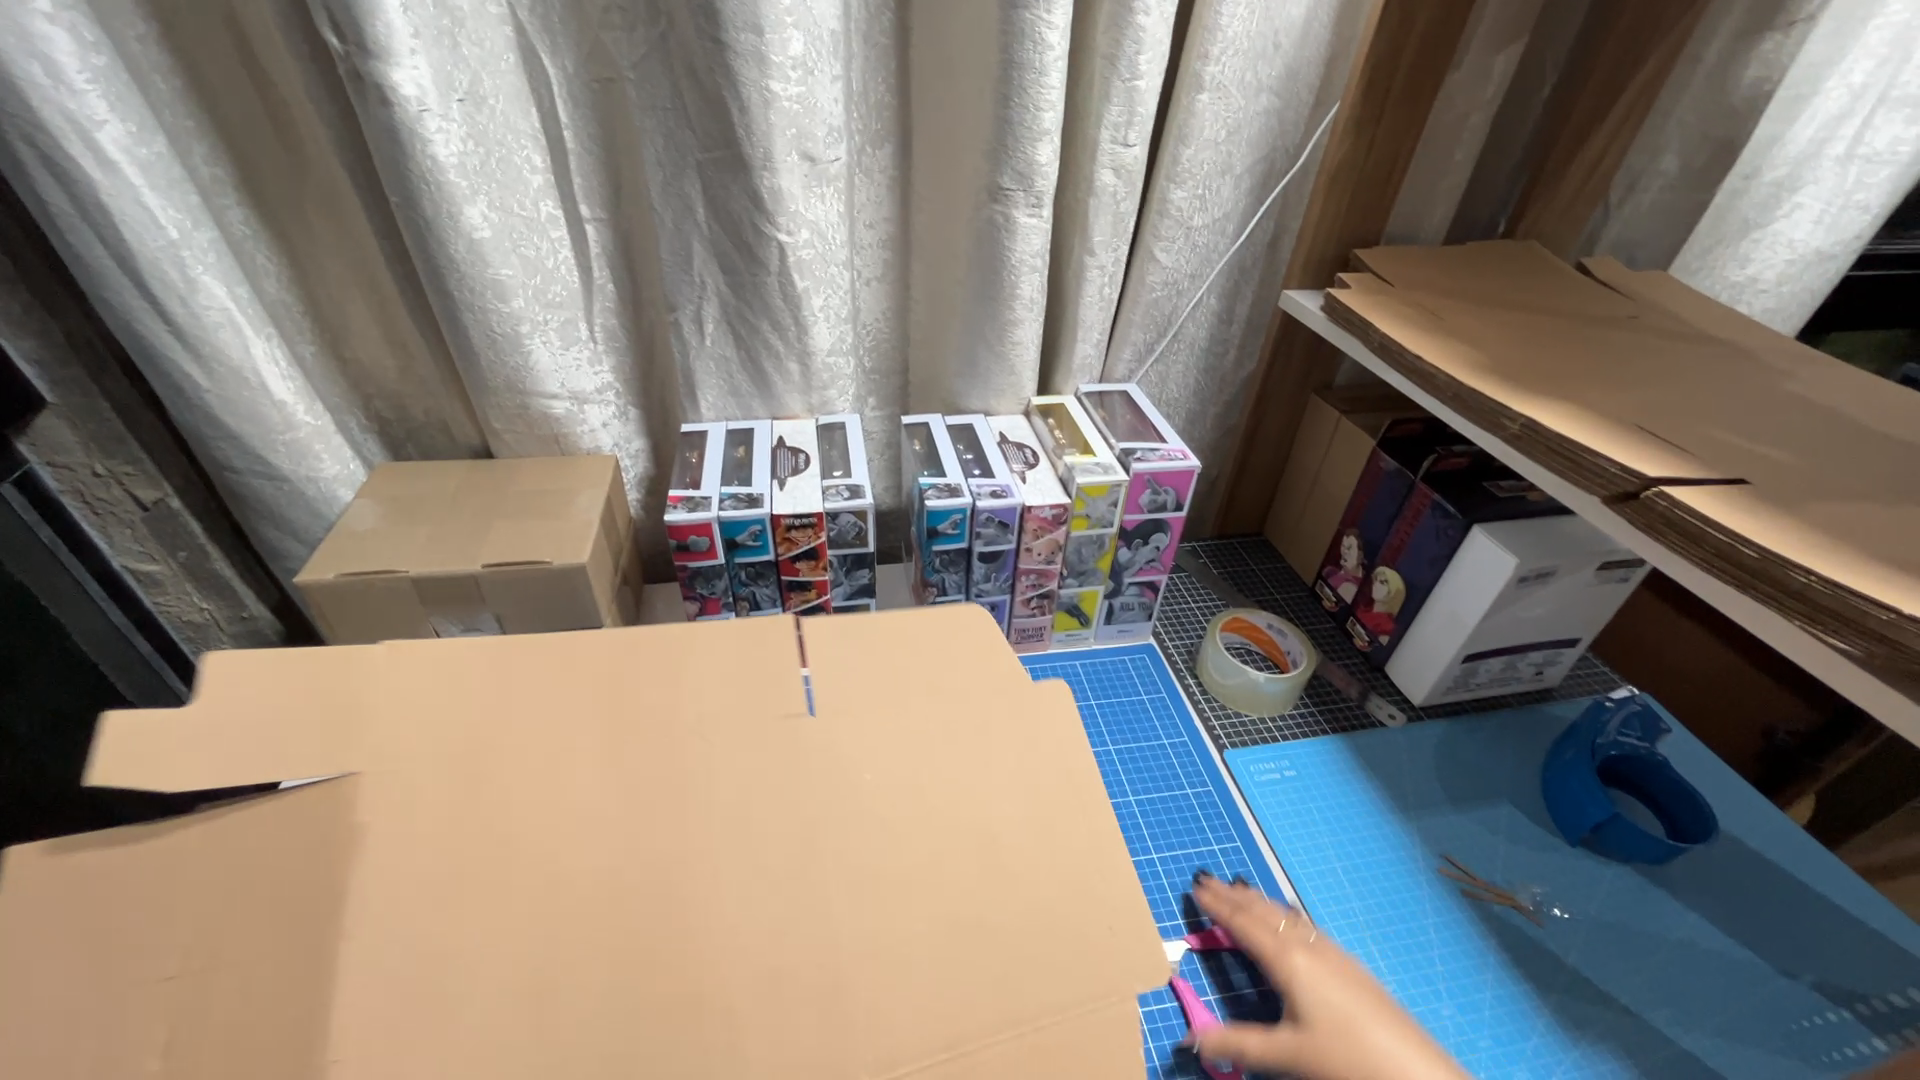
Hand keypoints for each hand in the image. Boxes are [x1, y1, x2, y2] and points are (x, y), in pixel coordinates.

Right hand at [1187, 873, 1471, 1079]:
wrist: (1418, 1074)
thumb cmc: (1347, 1060)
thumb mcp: (1287, 1056)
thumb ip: (1237, 1045)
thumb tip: (1190, 1039)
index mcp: (1288, 962)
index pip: (1244, 925)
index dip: (1218, 907)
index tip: (1196, 887)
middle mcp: (1309, 949)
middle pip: (1264, 913)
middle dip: (1234, 896)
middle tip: (1208, 878)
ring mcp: (1334, 955)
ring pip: (1287, 917)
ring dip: (1260, 902)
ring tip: (1242, 890)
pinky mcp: (1351, 968)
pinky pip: (1306, 927)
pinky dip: (1284, 915)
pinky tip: (1290, 923)